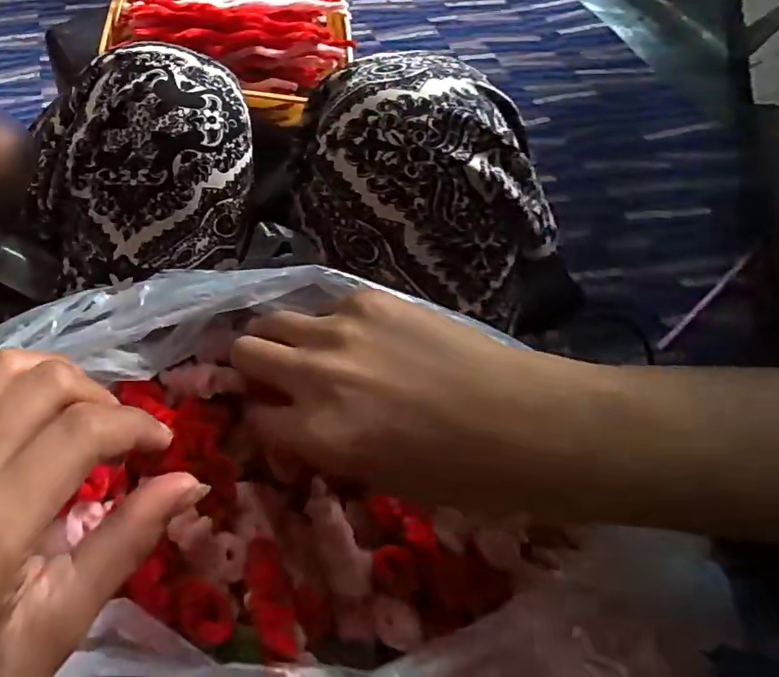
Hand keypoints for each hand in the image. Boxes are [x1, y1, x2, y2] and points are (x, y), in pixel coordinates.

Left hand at [0, 343, 206, 676]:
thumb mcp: (58, 624)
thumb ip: (123, 544)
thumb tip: (188, 482)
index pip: (78, 435)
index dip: (133, 425)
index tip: (161, 442)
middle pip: (42, 387)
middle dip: (98, 396)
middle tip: (119, 432)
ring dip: (48, 372)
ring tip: (72, 408)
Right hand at [231, 290, 603, 513]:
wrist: (533, 421)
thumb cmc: (464, 474)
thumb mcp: (379, 478)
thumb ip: (322, 445)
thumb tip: (290, 420)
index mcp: (321, 433)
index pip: (252, 415)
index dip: (257, 415)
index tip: (270, 414)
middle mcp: (317, 374)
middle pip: (244, 350)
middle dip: (248, 364)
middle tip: (270, 372)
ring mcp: (339, 329)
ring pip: (272, 318)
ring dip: (277, 336)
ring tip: (301, 347)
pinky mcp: (366, 299)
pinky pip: (322, 306)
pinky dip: (326, 323)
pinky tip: (360, 337)